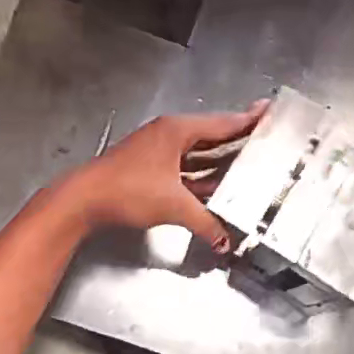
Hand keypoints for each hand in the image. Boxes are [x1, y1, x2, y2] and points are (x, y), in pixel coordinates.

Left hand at [58, 101, 267, 251]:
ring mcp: (157, 152)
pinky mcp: (150, 170)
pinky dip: (201, 178)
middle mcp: (168, 136)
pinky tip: (215, 189)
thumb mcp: (174, 205)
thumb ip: (205, 222)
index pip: (222, 123)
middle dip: (237, 141)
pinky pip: (185, 170)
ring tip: (247, 167)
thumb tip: (223, 241)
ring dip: (219, 163)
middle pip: (211, 137)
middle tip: (264, 142)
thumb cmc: (128, 191)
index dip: (248, 120)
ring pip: (197, 155)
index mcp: (177, 131)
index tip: (268, 112)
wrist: (85, 200)